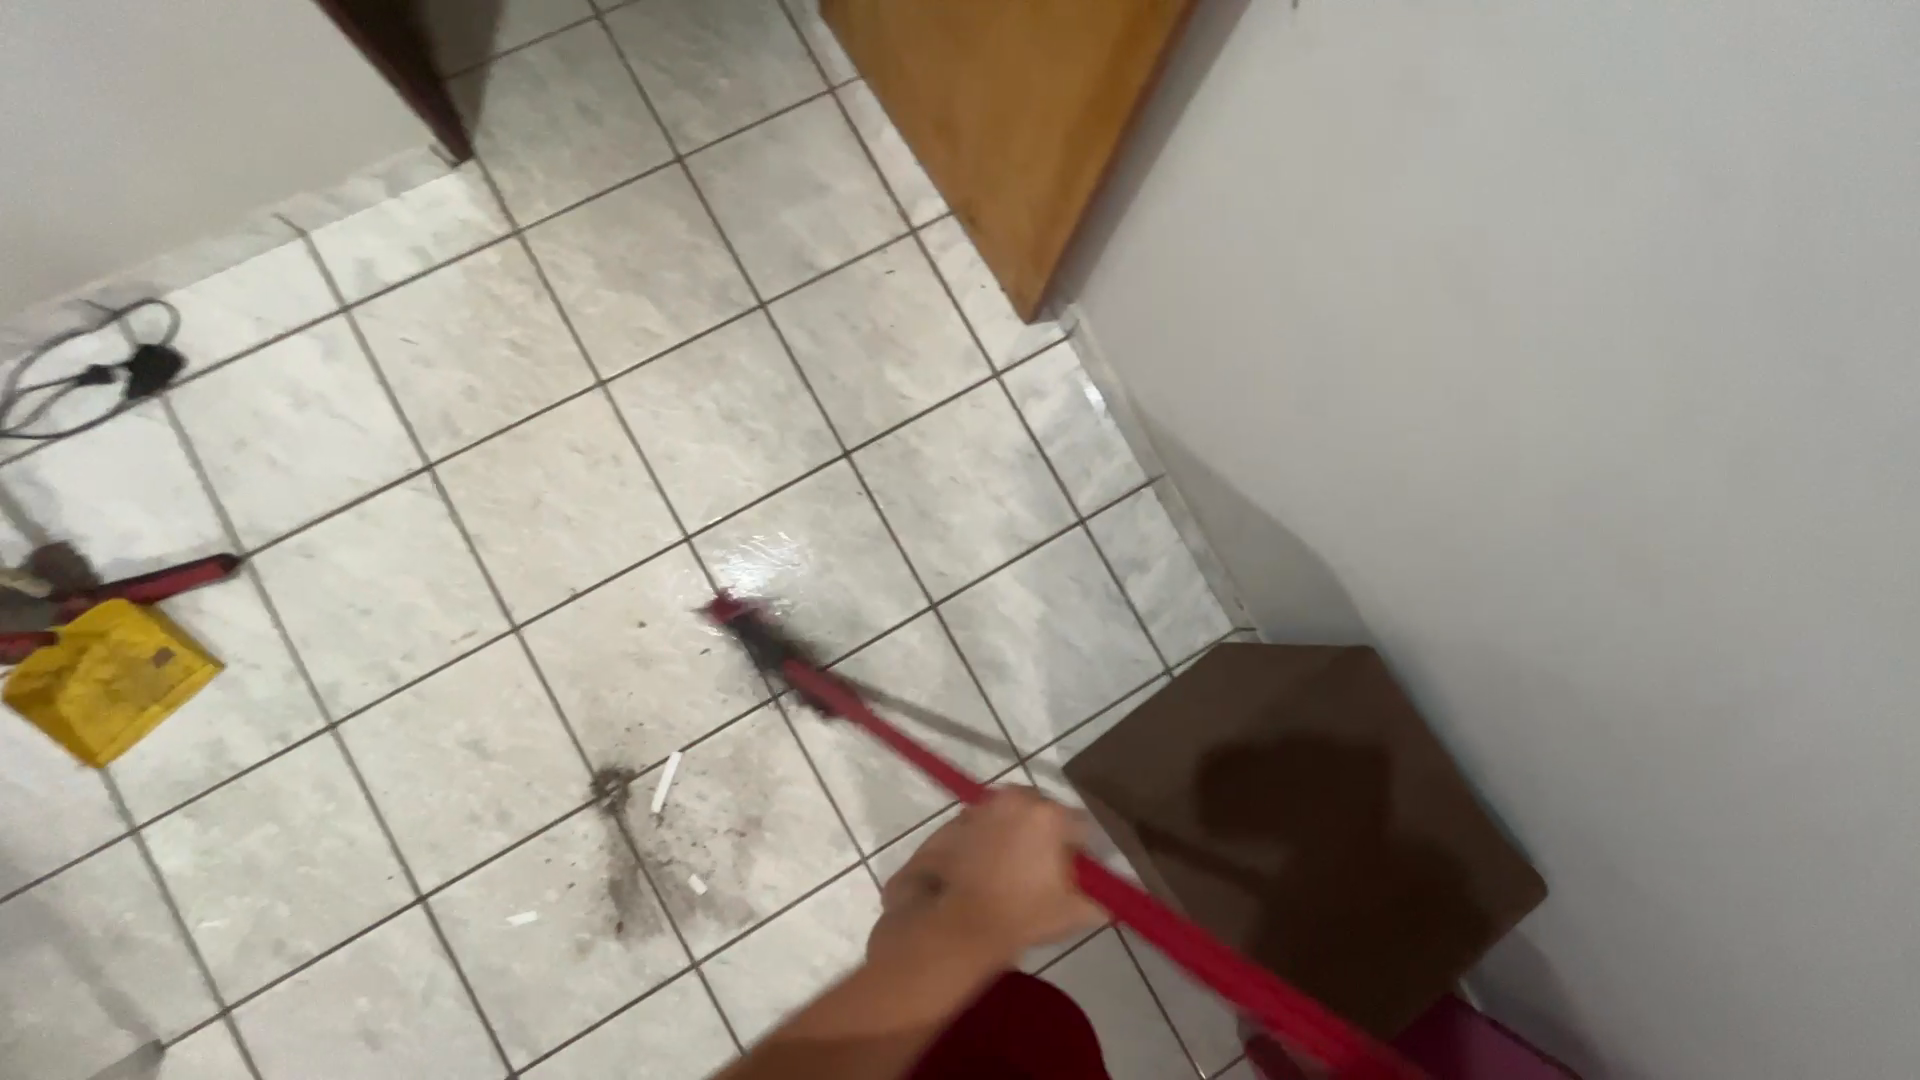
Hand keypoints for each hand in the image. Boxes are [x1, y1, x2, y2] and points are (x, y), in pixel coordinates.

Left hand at [873, 787, 1103, 966]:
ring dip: (1016, 829)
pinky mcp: (958, 818)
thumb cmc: (1022, 916)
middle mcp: (1017, 799)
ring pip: (1011, 812)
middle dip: (1048, 831)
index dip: (1082, 848)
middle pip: (1044, 810)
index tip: (1080, 868)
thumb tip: (1105, 898)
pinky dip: (989, 834)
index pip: (1081, 825)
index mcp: (1050, 816)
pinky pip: (984, 821)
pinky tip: (987, 862)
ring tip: (1013, 863)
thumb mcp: (1072, 914)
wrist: (960, 925)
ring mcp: (983, 806)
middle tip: (1045, 864)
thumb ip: (1098, 901)